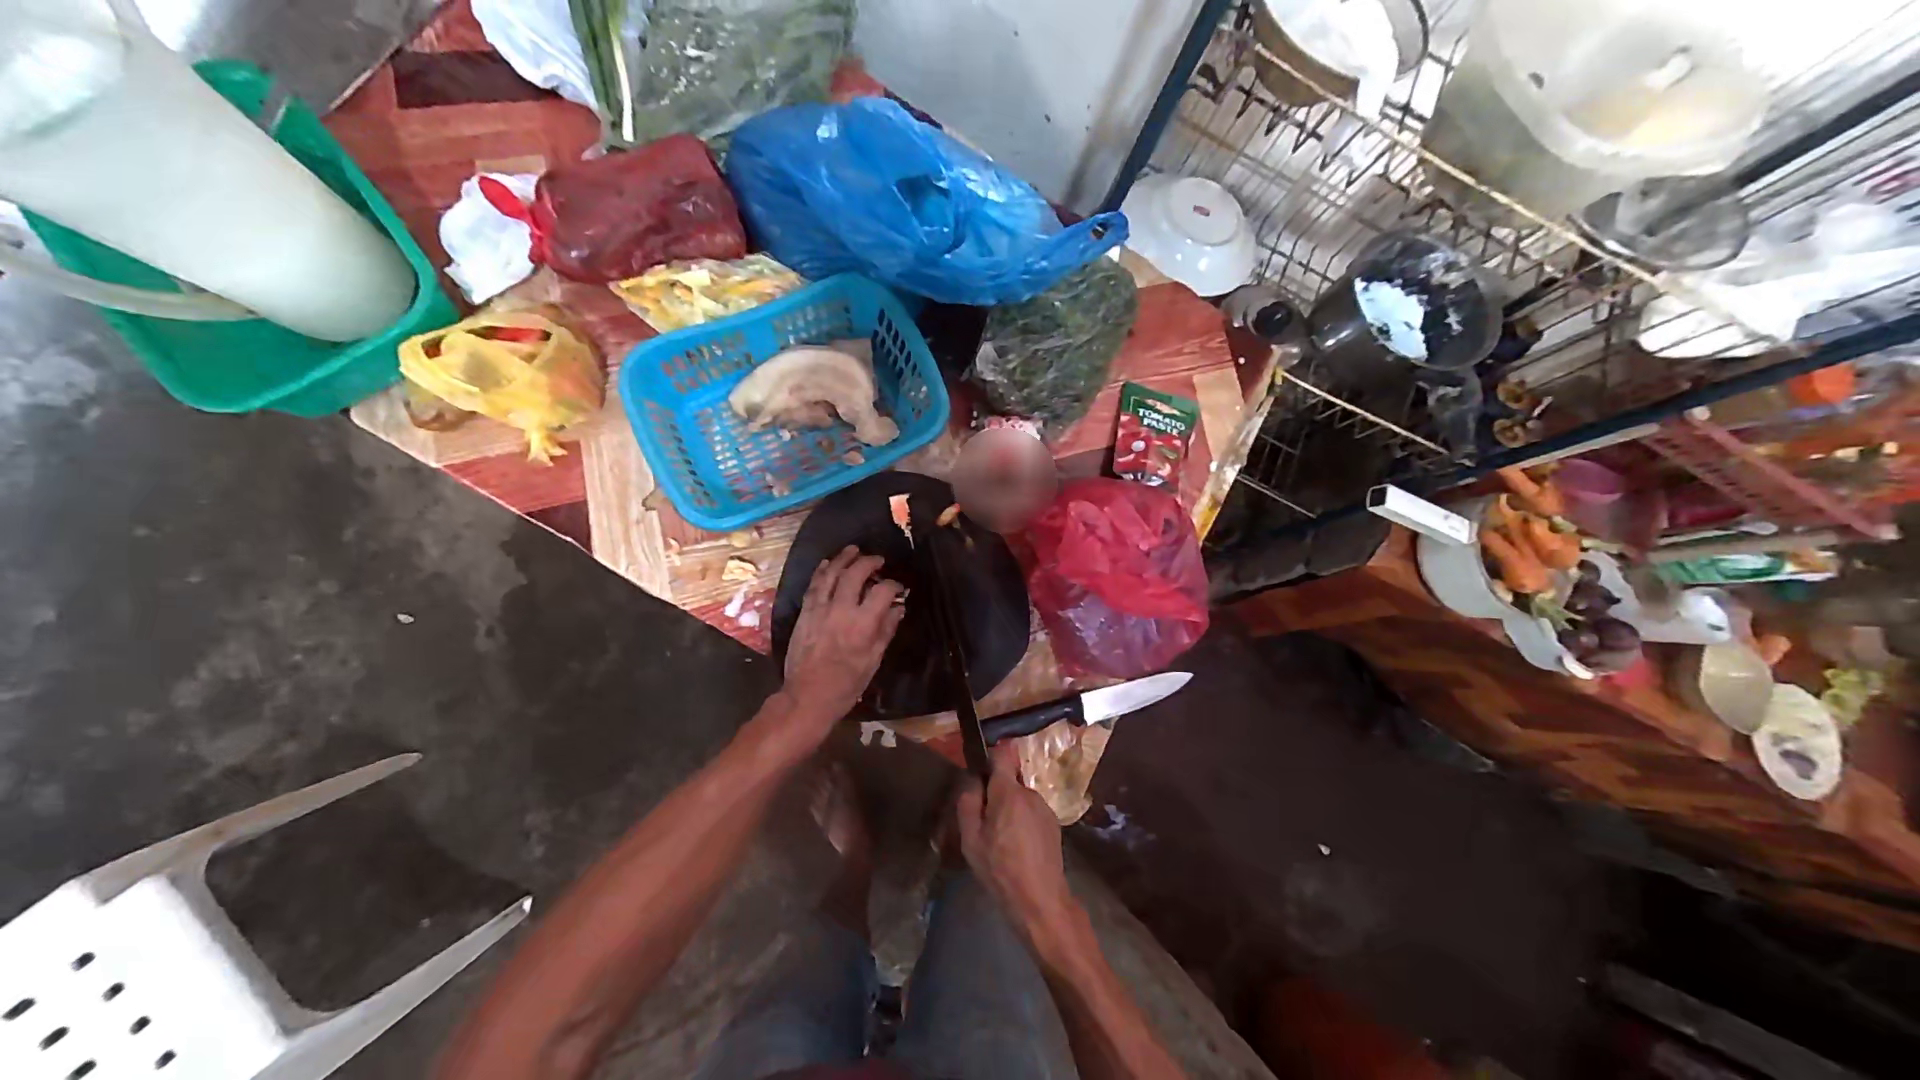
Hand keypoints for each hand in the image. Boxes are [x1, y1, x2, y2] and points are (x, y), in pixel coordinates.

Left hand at [779, 545, 905, 731]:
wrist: (807, 696)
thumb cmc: (846, 684)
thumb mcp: (873, 661)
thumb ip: (886, 630)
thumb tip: (897, 608)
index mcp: (863, 624)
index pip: (883, 592)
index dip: (894, 585)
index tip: (898, 588)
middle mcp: (841, 610)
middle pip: (856, 574)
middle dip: (869, 563)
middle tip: (878, 560)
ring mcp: (820, 609)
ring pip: (831, 573)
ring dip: (843, 559)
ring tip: (853, 550)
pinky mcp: (805, 612)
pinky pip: (814, 585)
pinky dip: (822, 571)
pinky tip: (827, 564)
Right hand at [956, 742, 1075, 940]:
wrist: (1040, 900)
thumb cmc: (1000, 868)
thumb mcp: (971, 838)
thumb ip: (968, 802)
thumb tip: (973, 780)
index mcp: (1009, 792)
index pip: (1003, 754)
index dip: (990, 758)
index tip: (980, 775)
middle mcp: (1030, 793)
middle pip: (1009, 782)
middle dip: (995, 795)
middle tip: (983, 823)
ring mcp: (1045, 809)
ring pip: (1020, 800)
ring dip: (1009, 811)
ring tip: (1000, 841)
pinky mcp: (1054, 825)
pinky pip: (1031, 814)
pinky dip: (1022, 823)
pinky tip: (1017, 849)